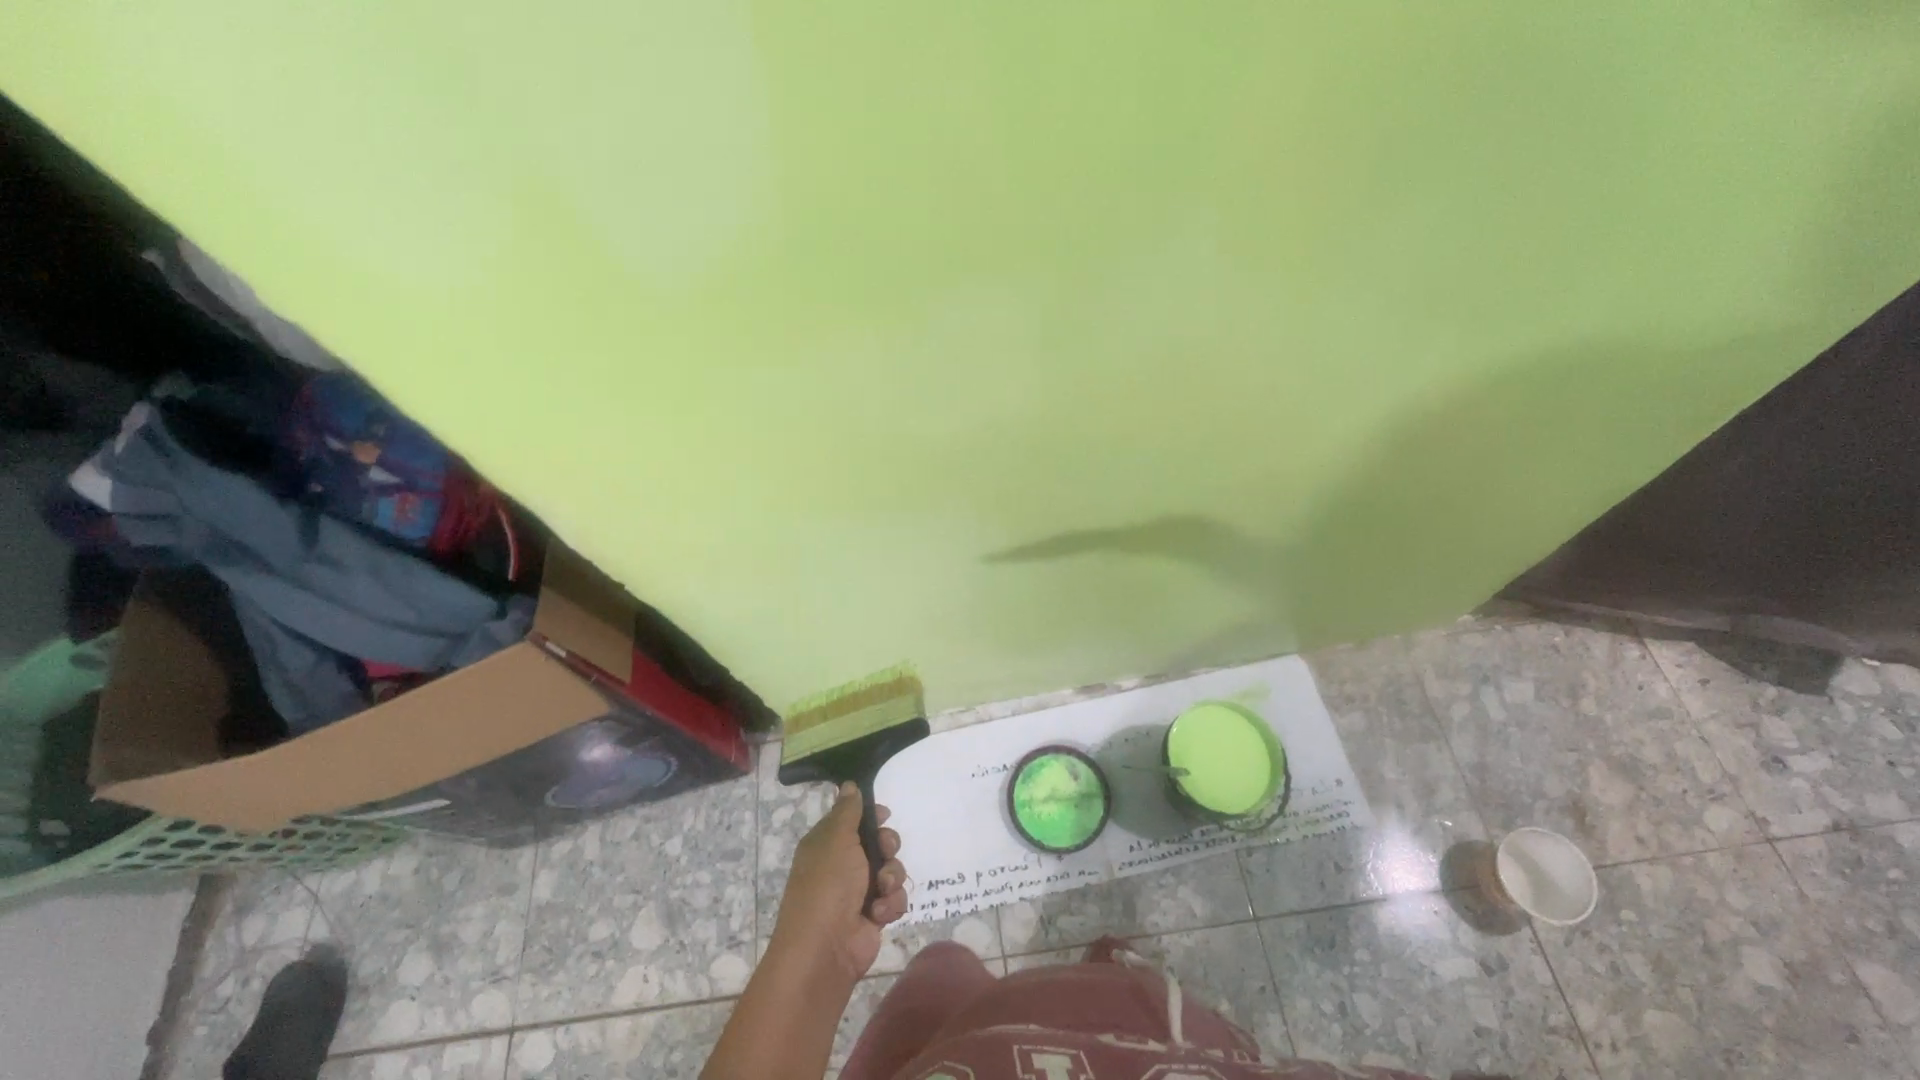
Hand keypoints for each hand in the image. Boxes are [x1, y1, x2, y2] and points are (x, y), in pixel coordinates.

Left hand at [768, 782, 907, 982]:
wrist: (825, 947)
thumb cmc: (827, 885)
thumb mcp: (837, 839)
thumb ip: (848, 812)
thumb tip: (849, 785)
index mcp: (827, 844)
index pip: (854, 820)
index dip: (872, 816)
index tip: (884, 815)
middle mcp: (843, 865)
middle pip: (879, 844)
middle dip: (888, 847)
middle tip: (884, 852)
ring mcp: (859, 892)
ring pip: (892, 871)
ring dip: (891, 879)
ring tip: (881, 891)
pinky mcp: (874, 915)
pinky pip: (894, 898)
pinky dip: (890, 904)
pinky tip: (878, 914)